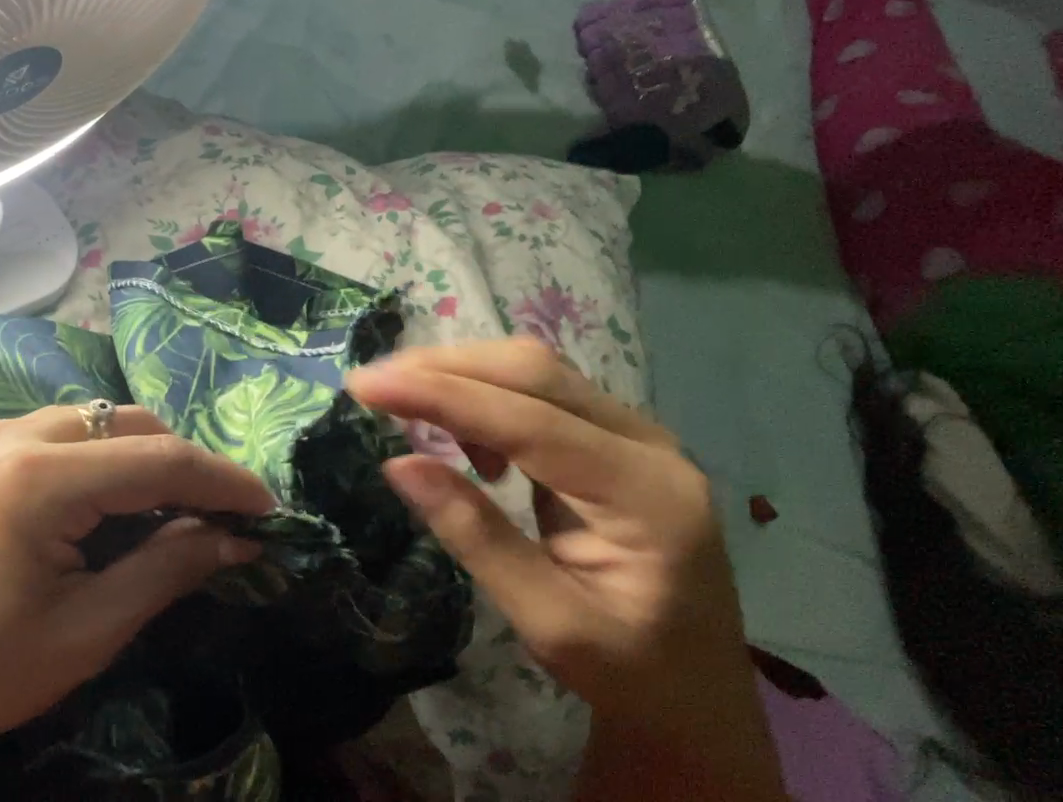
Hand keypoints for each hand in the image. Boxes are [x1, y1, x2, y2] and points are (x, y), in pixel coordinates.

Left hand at [0, 405, 274, 800]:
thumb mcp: (88, 629)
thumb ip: (168, 568)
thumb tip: (236, 538)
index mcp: (38, 479)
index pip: (157, 459)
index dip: (222, 481)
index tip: (269, 509)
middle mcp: (11, 434)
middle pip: (127, 424)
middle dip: (183, 465)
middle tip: (223, 518)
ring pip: (94, 422)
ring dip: (142, 457)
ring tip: (175, 513)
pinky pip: (59, 434)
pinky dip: (100, 460)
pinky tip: (114, 505)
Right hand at [348, 339, 783, 798]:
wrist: (697, 694)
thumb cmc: (628, 671)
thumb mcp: (548, 622)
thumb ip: (476, 537)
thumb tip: (397, 463)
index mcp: (645, 495)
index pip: (528, 419)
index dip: (441, 394)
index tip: (365, 385)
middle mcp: (649, 446)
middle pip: (536, 373)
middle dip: (445, 367)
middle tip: (370, 384)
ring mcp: (639, 437)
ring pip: (538, 373)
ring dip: (461, 375)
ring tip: (401, 403)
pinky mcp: (618, 441)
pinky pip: (544, 394)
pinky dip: (486, 397)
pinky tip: (461, 436)